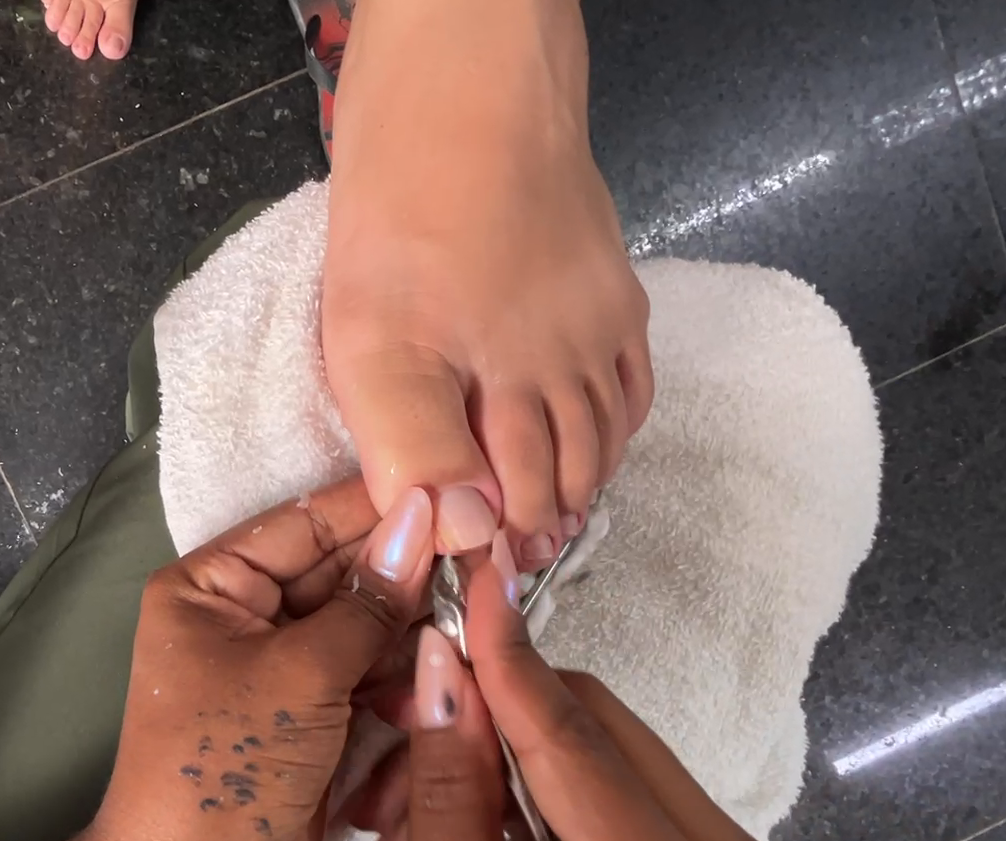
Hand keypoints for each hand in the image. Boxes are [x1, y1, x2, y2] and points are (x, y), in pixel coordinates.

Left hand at [82, 480, 435, 840]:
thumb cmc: (226, 763)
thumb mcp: (297, 675)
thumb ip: (366, 603)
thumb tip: (421, 516)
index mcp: (211, 586)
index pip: (302, 524)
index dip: (375, 507)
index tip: (453, 490)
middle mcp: (242, 614)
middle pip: (337, 573)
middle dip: (401, 575)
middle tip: (483, 556)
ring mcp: (279, 663)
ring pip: (360, 625)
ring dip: (406, 634)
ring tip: (464, 628)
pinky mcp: (310, 708)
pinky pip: (364, 672)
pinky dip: (396, 679)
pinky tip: (432, 684)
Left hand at [322, 0, 651, 567]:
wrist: (461, 86)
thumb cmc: (402, 220)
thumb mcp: (375, 347)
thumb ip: (418, 446)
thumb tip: (467, 537)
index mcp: (518, 390)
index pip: (519, 501)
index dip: (499, 551)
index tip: (480, 589)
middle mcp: (577, 365)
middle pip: (571, 473)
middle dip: (540, 528)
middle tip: (513, 569)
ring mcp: (601, 320)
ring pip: (605, 433)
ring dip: (579, 484)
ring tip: (549, 523)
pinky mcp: (608, 281)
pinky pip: (630, 378)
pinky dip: (613, 426)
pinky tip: (595, 439)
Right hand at [390, 557, 799, 840]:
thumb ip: (448, 791)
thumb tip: (441, 667)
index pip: (576, 747)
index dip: (511, 658)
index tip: (472, 577)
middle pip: (590, 726)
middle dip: (482, 714)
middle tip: (395, 742)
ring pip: (594, 735)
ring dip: (498, 744)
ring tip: (418, 801)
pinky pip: (605, 765)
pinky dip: (529, 768)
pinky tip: (479, 806)